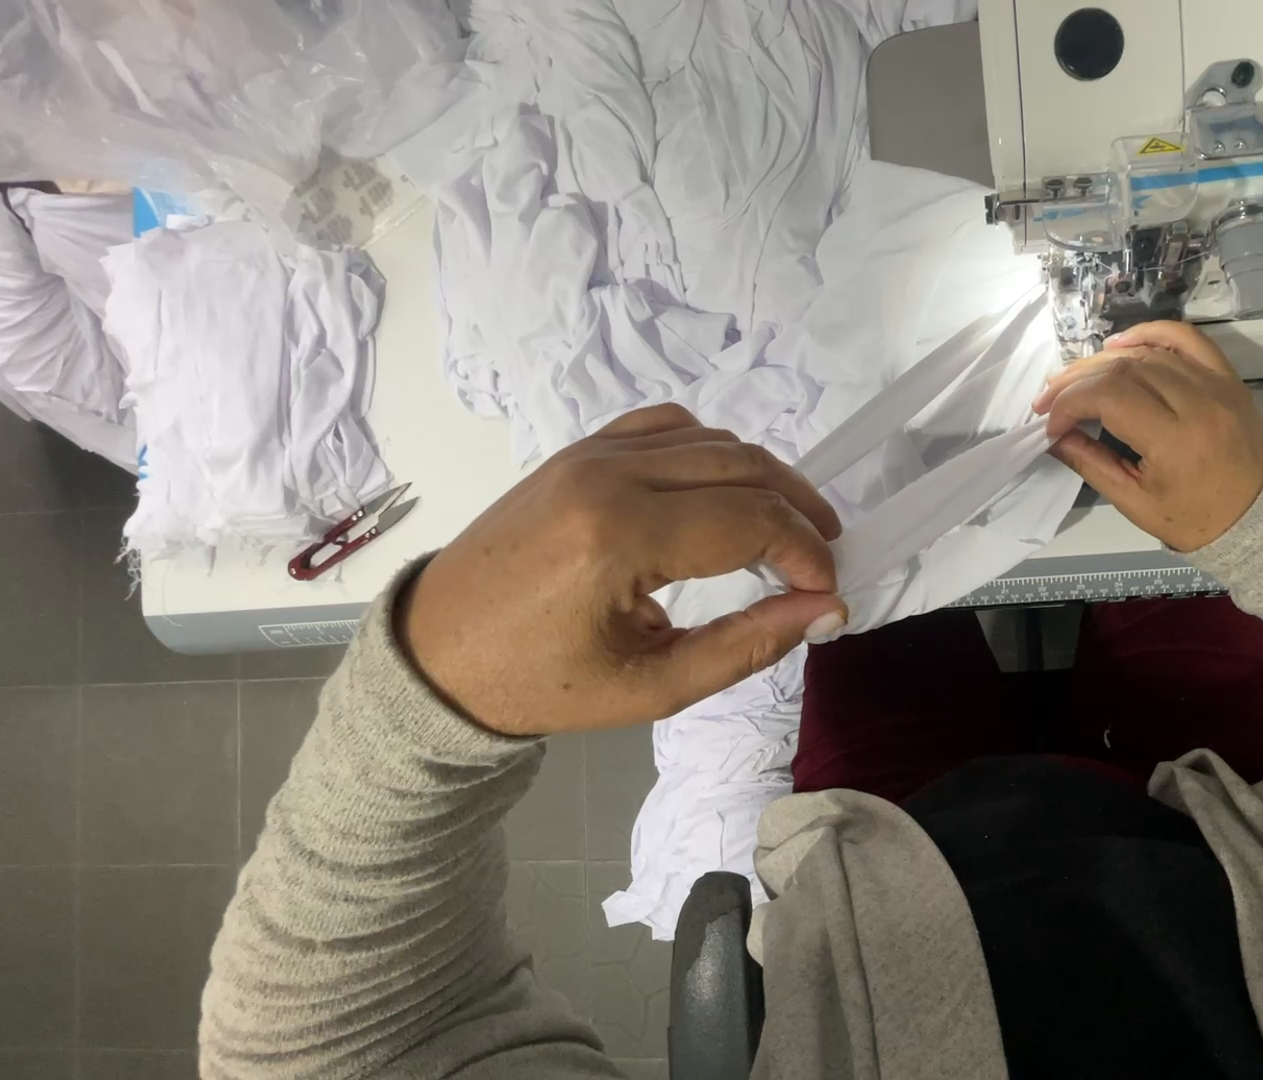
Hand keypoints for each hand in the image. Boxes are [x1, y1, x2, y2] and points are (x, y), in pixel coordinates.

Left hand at [397, 405, 848, 736]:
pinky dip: (714, 452)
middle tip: (824, 555)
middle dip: (801, 511)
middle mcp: (608, 474)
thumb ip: (751, 644)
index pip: (752, 520)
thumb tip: (827, 610)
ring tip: (784, 529)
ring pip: (714, 440)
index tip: (825, 593)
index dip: (807, 554)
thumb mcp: (656, 685)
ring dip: (764, 480)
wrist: (435, 658)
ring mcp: (589, 452)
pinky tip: (721, 492)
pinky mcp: (579, 450)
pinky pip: (669, 426)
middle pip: (745, 467)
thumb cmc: (543, 684)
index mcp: (620, 535)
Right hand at [1033, 321, 1262, 551]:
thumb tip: (1054, 435)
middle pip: (1123, 368)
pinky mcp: (1226, 377)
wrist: (1257, 517)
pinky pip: (1186, 338)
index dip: (1070, 402)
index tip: (1051, 423)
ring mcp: (1215, 383)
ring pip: (1147, 352)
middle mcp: (1197, 401)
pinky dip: (1150, 333)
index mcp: (1174, 440)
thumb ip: (1091, 463)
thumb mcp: (1134, 501)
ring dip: (1102, 361)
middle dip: (1076, 380)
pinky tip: (1119, 345)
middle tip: (1049, 399)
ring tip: (1074, 379)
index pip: (1109, 396)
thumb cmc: (1193, 518)